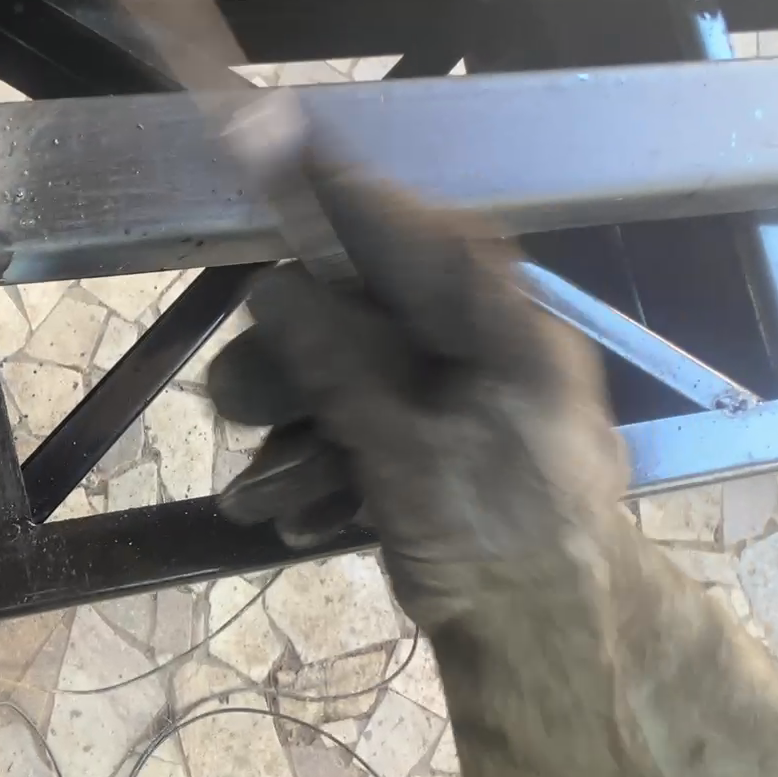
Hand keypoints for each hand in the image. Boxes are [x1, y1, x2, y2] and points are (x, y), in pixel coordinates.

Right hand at [208, 150, 624, 630]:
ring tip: (264, 502)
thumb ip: (340, 365)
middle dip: (282, 370)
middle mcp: (466, 349)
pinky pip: (343, 435)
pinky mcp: (416, 442)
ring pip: (332, 387)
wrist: (545, 636)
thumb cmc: (496, 537)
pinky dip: (314, 474)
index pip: (408, 236)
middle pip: (346, 321)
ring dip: (288, 445)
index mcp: (494, 329)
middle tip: (231, 404)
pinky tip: (306, 518)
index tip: (276, 139)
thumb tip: (271, 287)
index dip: (338, 192)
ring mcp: (439, 399)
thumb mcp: (407, 450)